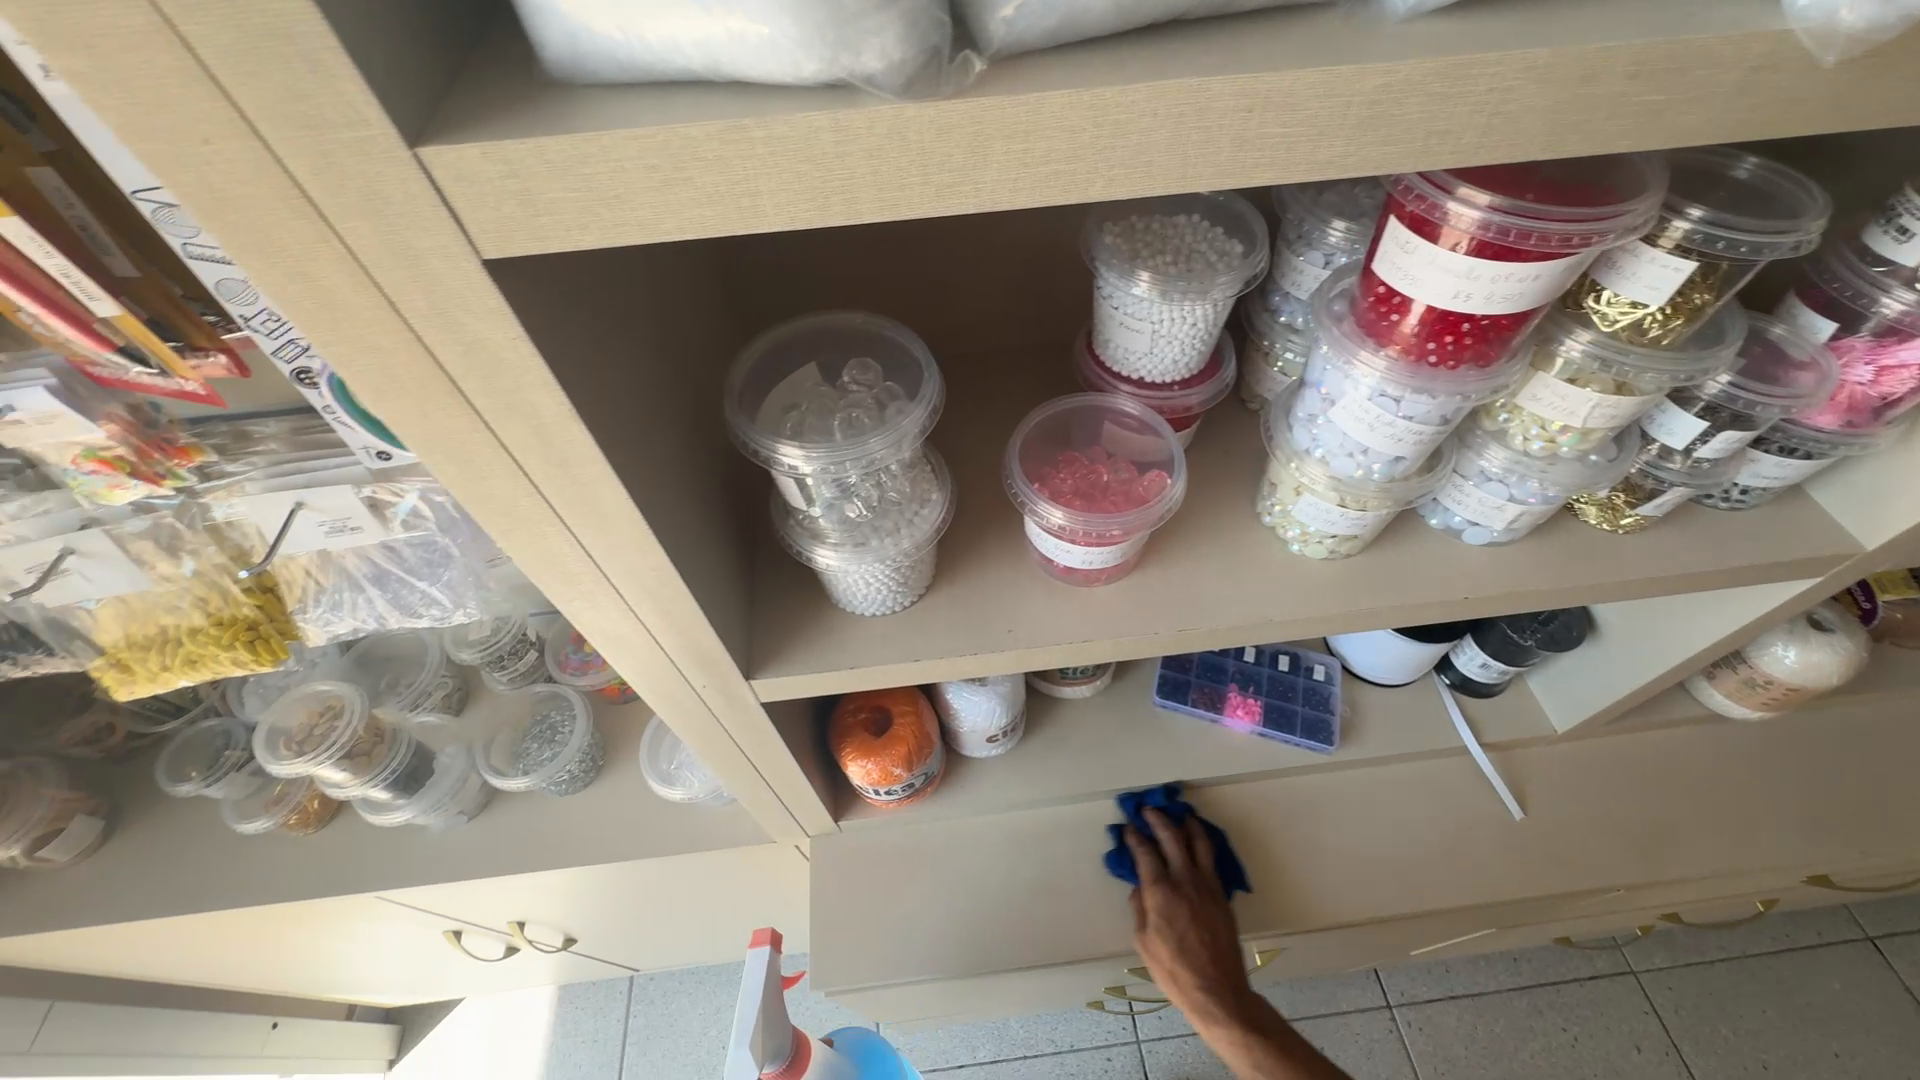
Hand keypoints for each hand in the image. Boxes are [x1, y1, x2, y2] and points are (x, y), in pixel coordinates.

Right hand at [1123, 808, 1261, 1030]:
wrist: (1217, 991)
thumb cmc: (1173, 970)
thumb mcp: (1143, 940)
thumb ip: (1140, 908)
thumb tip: (1140, 888)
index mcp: (1161, 892)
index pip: (1145, 853)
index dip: (1135, 837)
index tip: (1127, 828)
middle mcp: (1185, 880)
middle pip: (1172, 837)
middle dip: (1158, 819)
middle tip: (1148, 810)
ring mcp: (1207, 886)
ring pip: (1199, 843)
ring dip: (1187, 824)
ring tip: (1180, 814)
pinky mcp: (1221, 895)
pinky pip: (1212, 860)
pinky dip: (1203, 844)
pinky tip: (1198, 842)